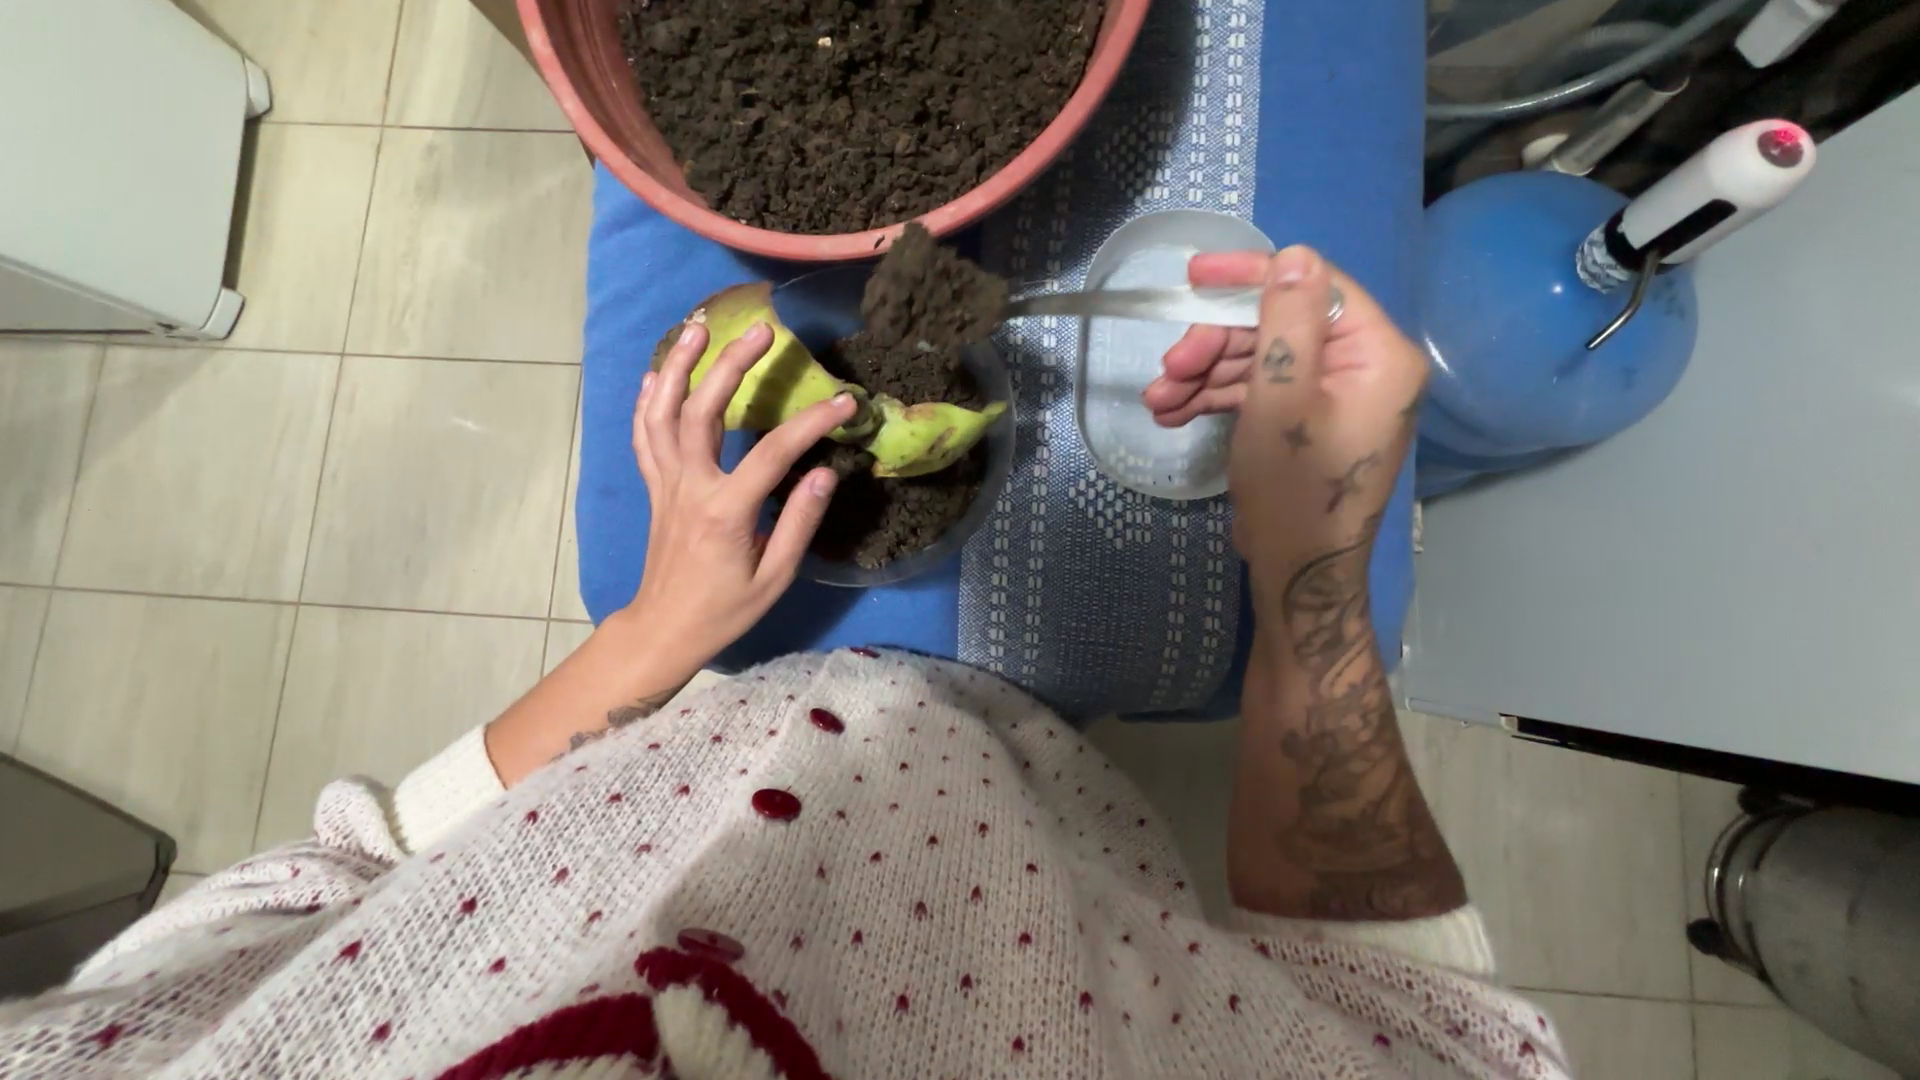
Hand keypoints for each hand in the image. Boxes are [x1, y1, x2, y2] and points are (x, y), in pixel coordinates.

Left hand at [620, 320, 857, 683]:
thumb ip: (798, 522)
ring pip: (662, 414)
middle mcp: (689, 487)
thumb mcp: (775, 577)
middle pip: (704, 412)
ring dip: (677, 367)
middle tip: (760, 331)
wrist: (665, 629)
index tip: (844, 403)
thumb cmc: (726, 609)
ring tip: (696, 329)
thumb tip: (823, 472)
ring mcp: (665, 484)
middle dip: (732, 366)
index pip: (772, 453)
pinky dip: (647, 402)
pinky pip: (644, 437)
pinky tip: (655, 375)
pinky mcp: (654, 487)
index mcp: (726, 512)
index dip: (811, 423)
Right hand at [1166, 246, 1426, 589]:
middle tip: (1166, 369)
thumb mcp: (1282, 400)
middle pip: (1276, 328)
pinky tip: (1171, 413)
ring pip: (1259, 362)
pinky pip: (1259, 393)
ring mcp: (1329, 398)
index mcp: (1374, 354)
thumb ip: (1288, 322)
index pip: (1312, 288)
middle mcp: (1360, 368)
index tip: (1193, 275)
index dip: (1250, 275)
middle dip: (1214, 347)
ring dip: (1203, 377)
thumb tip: (1292, 255)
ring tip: (1156, 401)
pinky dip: (1215, 400)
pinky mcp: (1302, 423)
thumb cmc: (1295, 489)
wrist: (1298, 572)